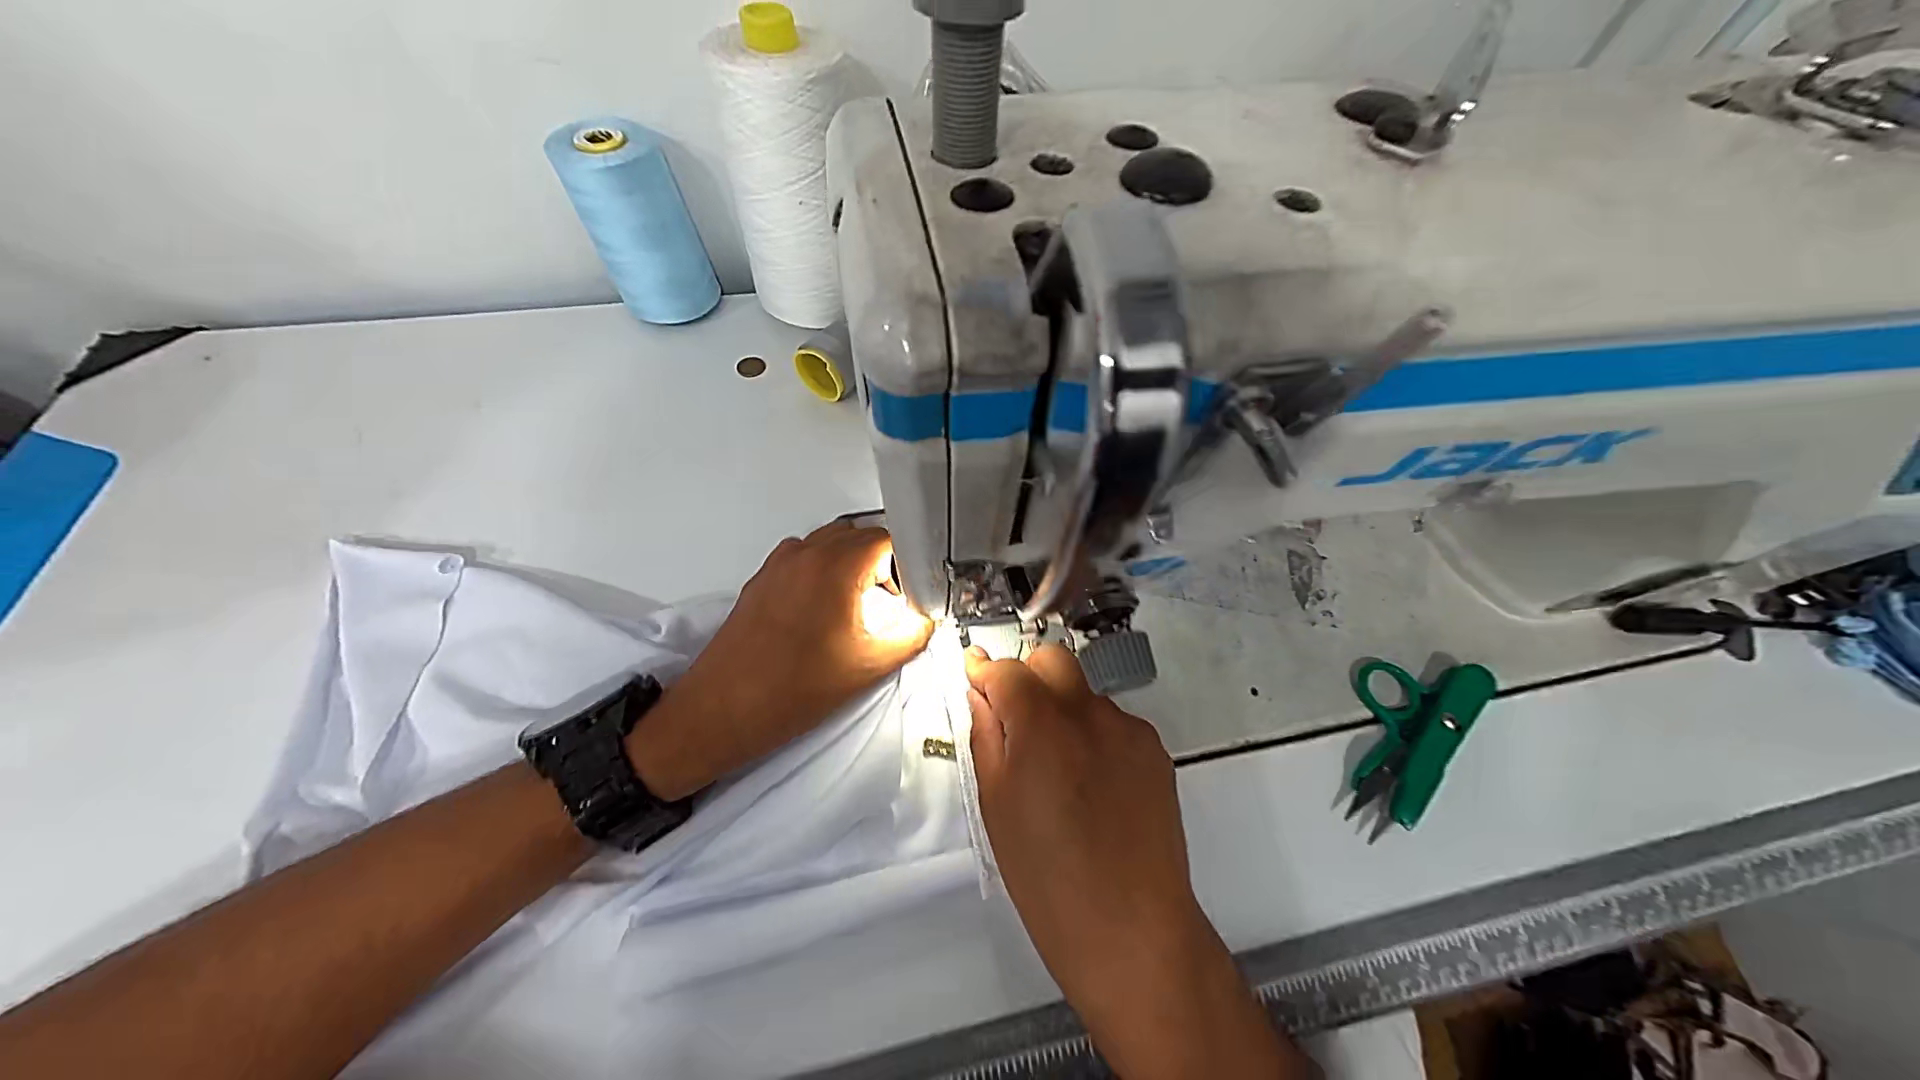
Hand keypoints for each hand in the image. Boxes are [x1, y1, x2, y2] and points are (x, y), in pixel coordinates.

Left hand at [629, 522, 931, 799]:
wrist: (723, 711)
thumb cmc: (787, 690)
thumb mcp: (870, 665)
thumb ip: (912, 635)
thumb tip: (925, 621)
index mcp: (834, 567)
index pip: (888, 539)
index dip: (908, 565)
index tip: (911, 592)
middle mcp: (804, 556)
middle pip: (858, 536)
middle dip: (882, 563)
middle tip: (889, 602)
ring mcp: (778, 566)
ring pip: (828, 545)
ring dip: (851, 566)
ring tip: (857, 609)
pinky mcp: (761, 581)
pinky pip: (803, 560)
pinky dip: (822, 574)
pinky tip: (824, 615)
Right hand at [966, 644, 1304, 1078]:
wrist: (1130, 927)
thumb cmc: (1050, 879)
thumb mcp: (995, 805)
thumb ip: (985, 737)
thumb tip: (979, 697)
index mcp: (1040, 725)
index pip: (1005, 670)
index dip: (983, 673)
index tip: (974, 680)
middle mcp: (1088, 714)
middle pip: (1051, 661)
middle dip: (1026, 677)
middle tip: (1013, 718)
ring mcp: (1127, 729)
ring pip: (1083, 693)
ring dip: (1062, 710)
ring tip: (1056, 768)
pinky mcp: (1154, 750)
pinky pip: (1113, 722)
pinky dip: (1094, 735)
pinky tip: (1090, 783)